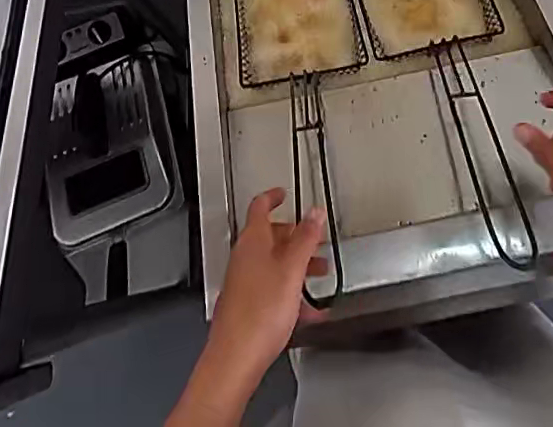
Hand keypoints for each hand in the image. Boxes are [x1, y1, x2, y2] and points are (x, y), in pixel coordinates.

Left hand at [169, 188, 327, 425]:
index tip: (282, 192)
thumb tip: (314, 213)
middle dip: (294, 236)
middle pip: (269, 236)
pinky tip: (307, 311)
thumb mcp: (292, 270)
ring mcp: (242, 281)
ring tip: (317, 276)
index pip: (260, 206)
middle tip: (312, 239)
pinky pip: (270, 289)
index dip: (272, 196)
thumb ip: (306, 239)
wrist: (235, 359)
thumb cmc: (257, 315)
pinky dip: (289, 292)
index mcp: (252, 240)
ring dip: (295, 265)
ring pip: (272, 263)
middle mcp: (243, 257)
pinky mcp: (245, 305)